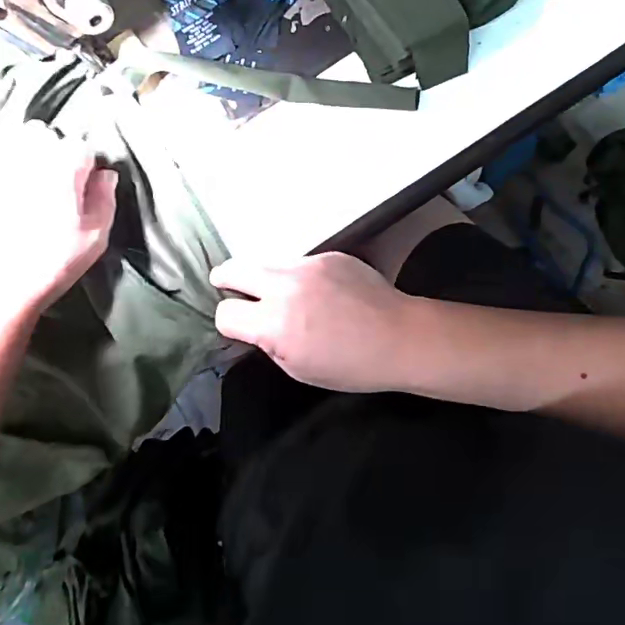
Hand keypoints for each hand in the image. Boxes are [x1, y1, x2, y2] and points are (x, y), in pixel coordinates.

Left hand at [0, 120, 116, 324]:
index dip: (80, 174)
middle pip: (43, 137)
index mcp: (65, 158)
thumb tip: (104, 176)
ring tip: (8, 191)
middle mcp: (25, 143)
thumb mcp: (94, 239)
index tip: (74, 196)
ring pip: (7, 137)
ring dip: (11, 155)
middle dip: (45, 158)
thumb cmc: (43, 267)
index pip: (82, 150)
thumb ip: (105, 198)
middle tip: (41, 195)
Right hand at [211, 253, 420, 392]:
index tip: (236, 325)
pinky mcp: (329, 256)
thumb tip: (254, 328)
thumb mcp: (299, 368)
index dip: (229, 322)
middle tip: (224, 284)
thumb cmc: (352, 365)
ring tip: (279, 292)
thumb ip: (269, 343)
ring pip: (268, 262)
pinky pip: (300, 262)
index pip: (226, 313)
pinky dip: (299, 275)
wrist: (400, 337)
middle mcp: (285, 288)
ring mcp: (308, 266)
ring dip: (265, 276)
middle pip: (234, 270)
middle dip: (226, 279)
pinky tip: (320, 292)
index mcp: (274, 324)